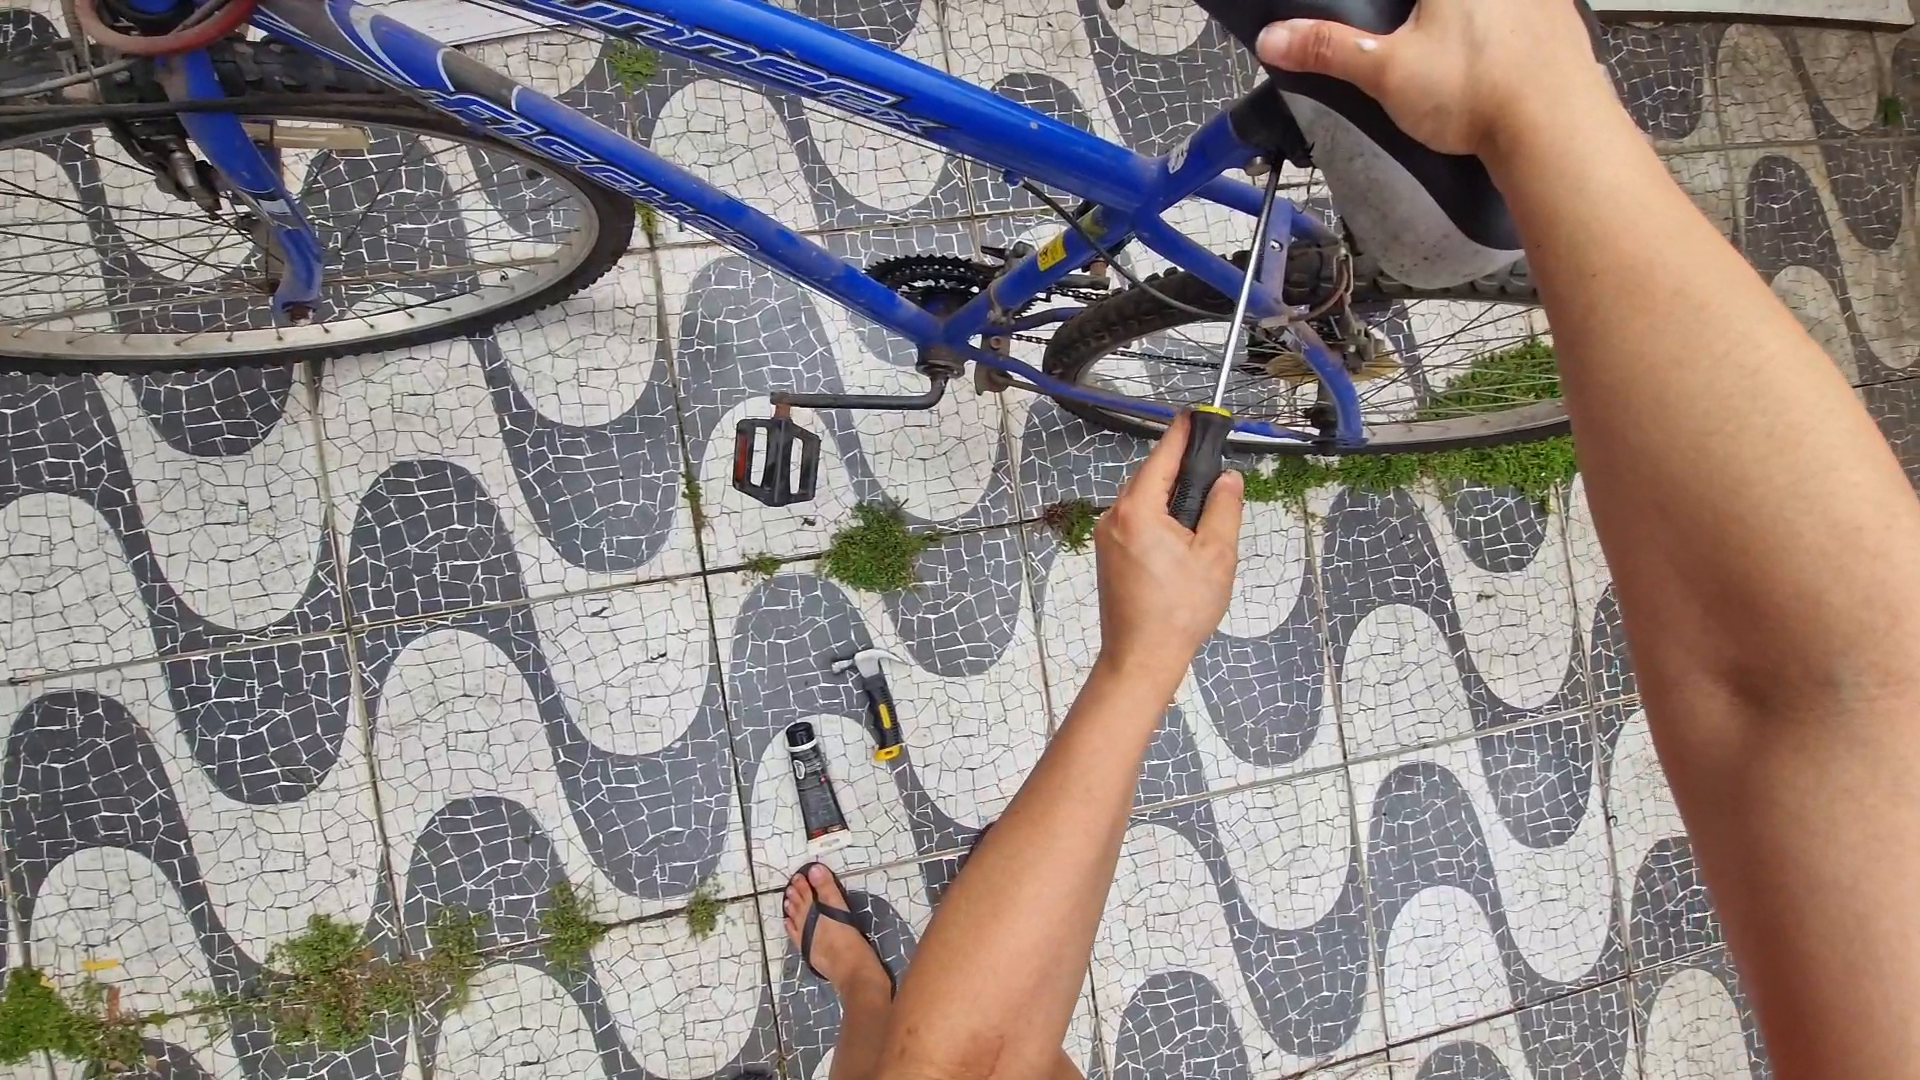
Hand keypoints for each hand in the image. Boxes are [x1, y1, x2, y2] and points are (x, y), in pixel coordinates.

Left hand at [1093, 414, 1243, 683]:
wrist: (1141, 655)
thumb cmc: (1180, 610)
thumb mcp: (1216, 555)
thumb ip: (1223, 508)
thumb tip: (1228, 479)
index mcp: (1138, 511)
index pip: (1162, 457)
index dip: (1182, 433)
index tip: (1195, 414)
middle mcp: (1113, 517)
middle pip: (1150, 478)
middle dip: (1180, 471)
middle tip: (1213, 470)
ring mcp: (1105, 536)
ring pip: (1142, 501)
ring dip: (1170, 498)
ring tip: (1202, 514)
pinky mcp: (1106, 554)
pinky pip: (1134, 521)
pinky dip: (1157, 518)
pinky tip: (1180, 537)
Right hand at [1254, 0, 1616, 159]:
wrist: (1550, 121)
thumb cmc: (1469, 87)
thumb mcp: (1384, 69)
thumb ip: (1328, 49)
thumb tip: (1272, 38)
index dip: (1371, 6)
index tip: (1374, 39)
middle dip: (1410, 13)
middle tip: (1396, 38)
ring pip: (1471, 4)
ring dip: (1449, 19)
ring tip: (1436, 51)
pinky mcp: (1554, 9)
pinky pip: (1507, 9)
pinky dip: (1484, 24)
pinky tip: (1474, 55)